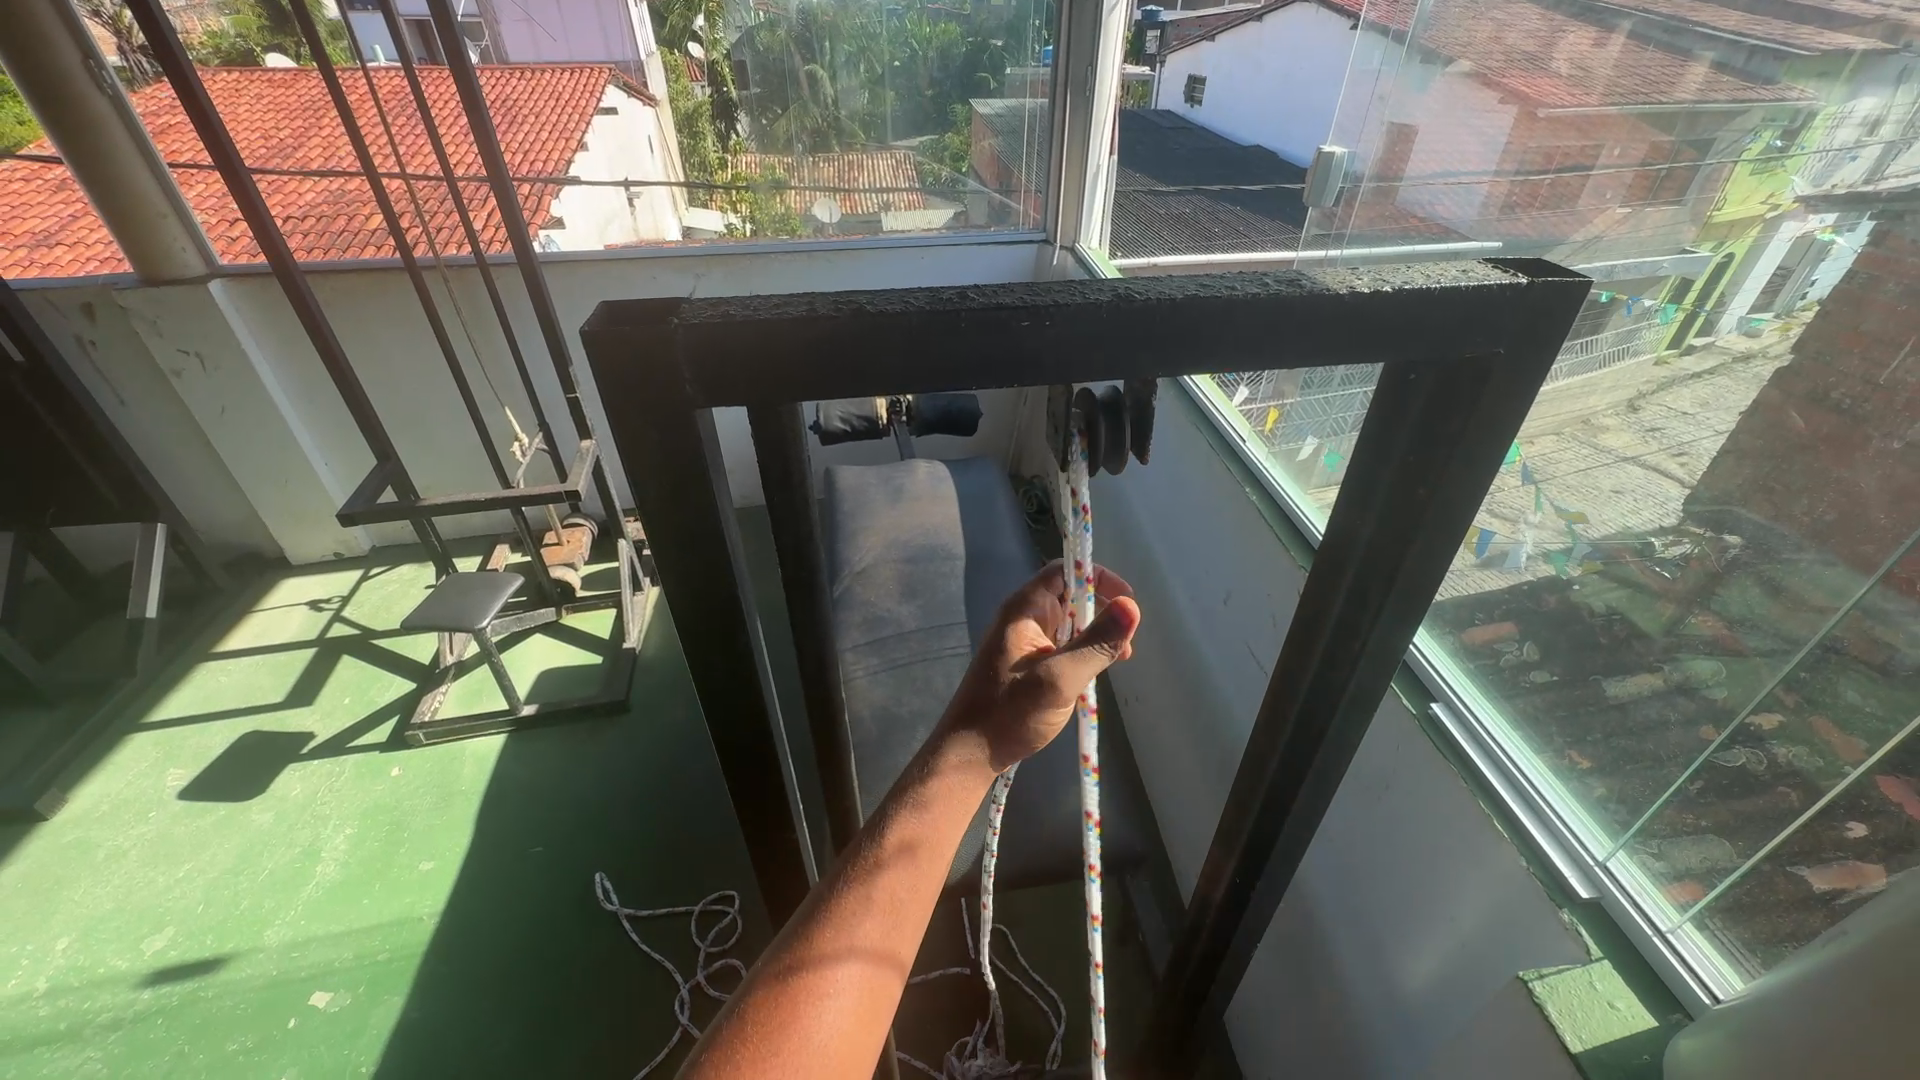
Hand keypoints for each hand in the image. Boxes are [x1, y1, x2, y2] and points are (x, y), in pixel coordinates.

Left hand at [934, 561, 1140, 774]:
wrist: (970, 752)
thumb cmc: (1010, 713)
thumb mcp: (1060, 678)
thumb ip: (1096, 643)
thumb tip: (1132, 606)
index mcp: (1024, 610)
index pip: (1063, 571)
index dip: (1097, 577)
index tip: (1126, 600)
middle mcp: (1023, 619)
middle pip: (1069, 596)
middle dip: (1101, 612)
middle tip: (1123, 643)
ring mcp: (1023, 642)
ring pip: (1068, 624)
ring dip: (1094, 636)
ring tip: (1116, 661)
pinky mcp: (1027, 665)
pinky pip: (1061, 646)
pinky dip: (1081, 653)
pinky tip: (1093, 675)